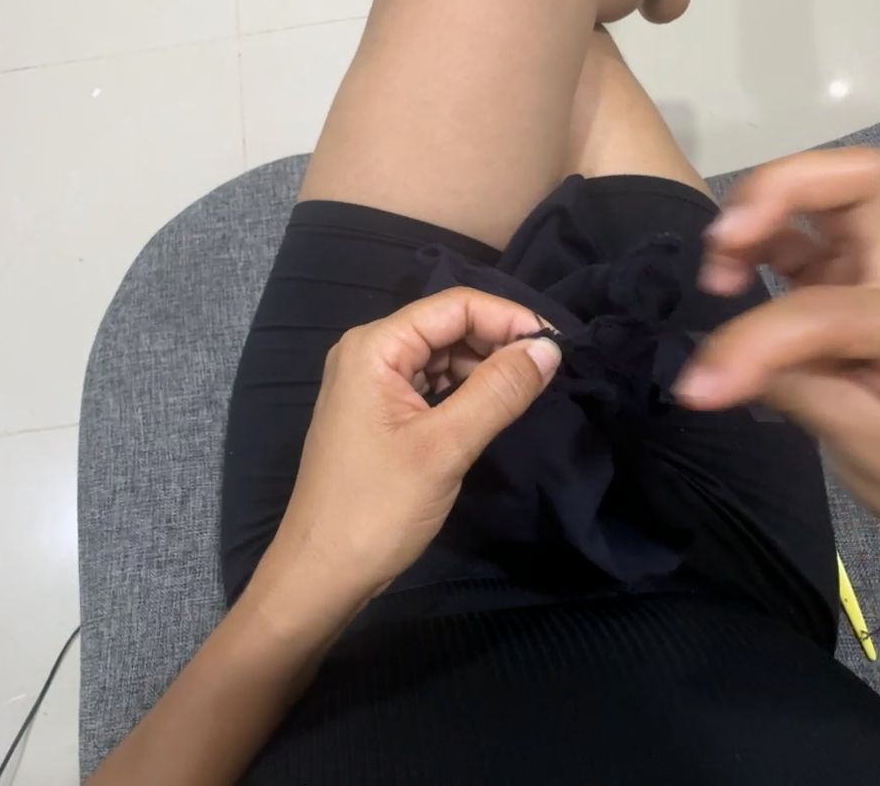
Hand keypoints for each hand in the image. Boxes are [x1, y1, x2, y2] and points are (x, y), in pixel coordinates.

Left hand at [262, 288, 560, 604]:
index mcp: (375, 346)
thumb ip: (499, 391)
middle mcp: (370, 352)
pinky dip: (465, 389)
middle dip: (499, 341)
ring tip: (528, 389)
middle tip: (549, 371)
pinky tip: (494, 405)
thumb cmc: (377, 508)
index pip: (454, 305)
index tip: (558, 346)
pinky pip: (431, 382)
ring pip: (442, 354)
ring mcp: (372, 381)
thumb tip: (549, 347)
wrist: (322, 574)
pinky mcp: (380, 410)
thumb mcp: (445, 447)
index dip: (509, 317)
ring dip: (485, 366)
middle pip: (448, 325)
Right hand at [675, 148, 879, 548]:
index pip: (834, 311)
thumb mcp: (874, 453)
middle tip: (722, 238)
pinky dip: (754, 240)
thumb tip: (707, 370)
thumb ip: (797, 391)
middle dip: (782, 190)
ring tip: (717, 270)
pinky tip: (730, 274)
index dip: (760, 340)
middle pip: (863, 183)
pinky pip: (797, 233)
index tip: (703, 386)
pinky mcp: (846, 280)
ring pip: (829, 193)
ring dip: (759, 211)